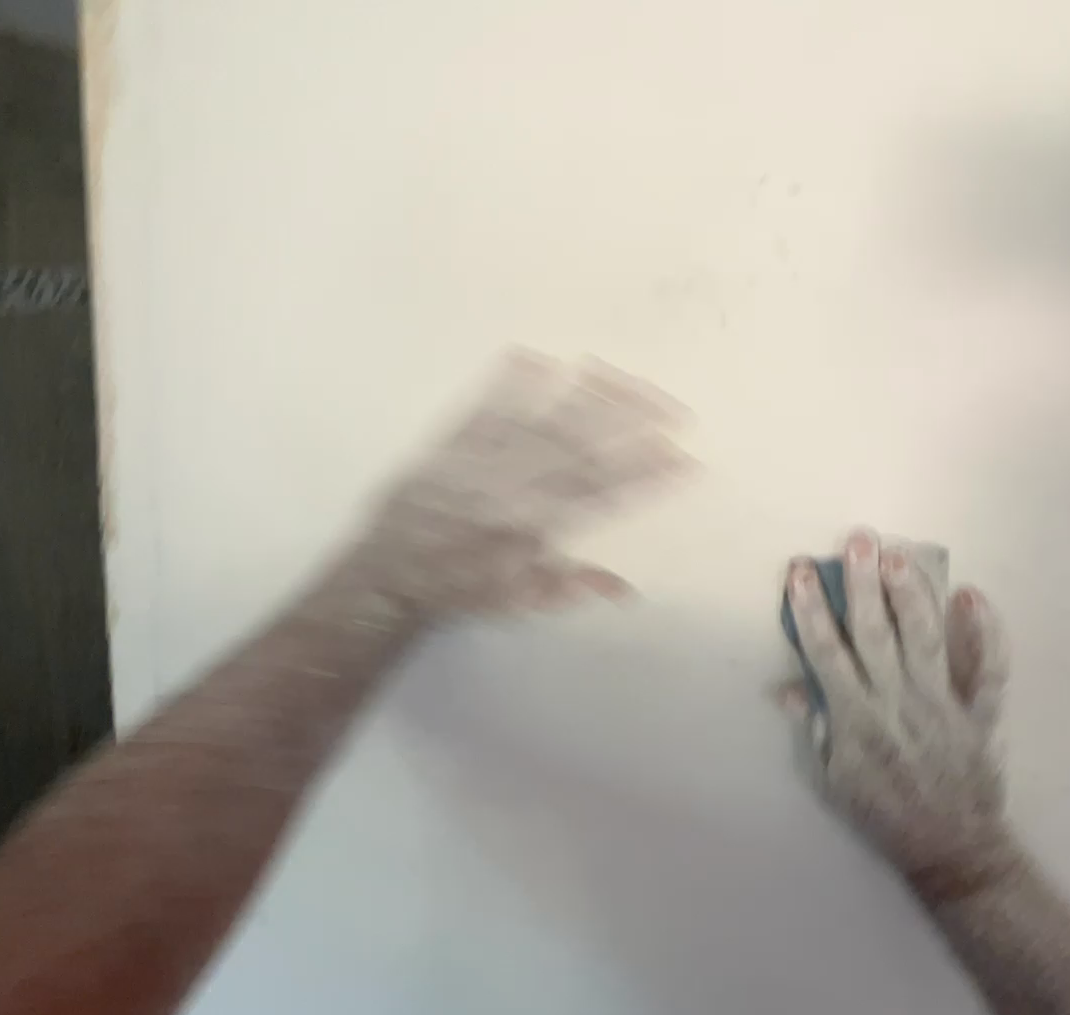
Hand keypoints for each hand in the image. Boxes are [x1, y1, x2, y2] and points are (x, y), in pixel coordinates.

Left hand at [359, 347, 692, 616]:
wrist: (385, 573)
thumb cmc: (458, 589)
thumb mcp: (515, 601)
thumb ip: (566, 588)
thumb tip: (624, 588)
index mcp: (531, 527)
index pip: (601, 496)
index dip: (647, 475)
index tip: (685, 458)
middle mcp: (511, 488)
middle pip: (581, 447)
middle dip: (632, 423)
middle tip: (674, 407)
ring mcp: (480, 460)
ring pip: (541, 420)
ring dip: (584, 395)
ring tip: (620, 372)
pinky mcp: (451, 442)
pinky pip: (483, 408)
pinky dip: (510, 381)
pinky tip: (538, 356)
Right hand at [782, 529, 1015, 899]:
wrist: (951, 848)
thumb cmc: (882, 811)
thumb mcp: (831, 778)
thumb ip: (811, 727)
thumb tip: (785, 686)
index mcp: (855, 717)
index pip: (825, 652)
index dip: (811, 608)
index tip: (801, 570)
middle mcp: (896, 702)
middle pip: (875, 633)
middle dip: (863, 585)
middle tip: (857, 540)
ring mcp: (942, 705)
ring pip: (925, 639)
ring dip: (911, 595)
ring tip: (899, 555)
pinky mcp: (981, 714)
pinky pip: (988, 670)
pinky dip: (986, 634)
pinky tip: (972, 595)